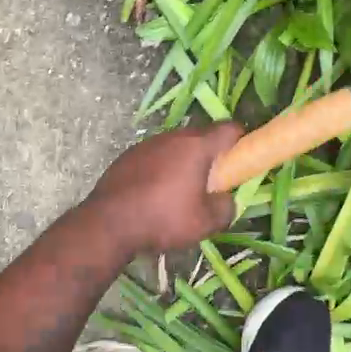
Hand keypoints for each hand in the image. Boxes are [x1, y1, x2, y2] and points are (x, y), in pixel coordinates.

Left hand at [82, 123, 242, 256]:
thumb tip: (225, 200)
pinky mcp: (129, 154)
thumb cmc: (163, 218)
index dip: (241, 141)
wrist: (109, 222)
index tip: (240, 161)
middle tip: (212, 182)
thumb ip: (226, 208)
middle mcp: (173, 136)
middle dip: (212, 155)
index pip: (229, 128)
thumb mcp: (206, 223)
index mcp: (197, 145)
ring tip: (181, 191)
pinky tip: (155, 194)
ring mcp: (149, 143)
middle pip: (202, 135)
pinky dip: (162, 168)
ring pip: (177, 145)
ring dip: (185, 161)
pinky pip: (156, 155)